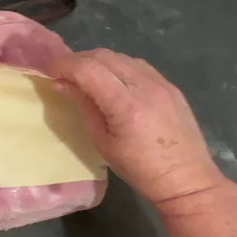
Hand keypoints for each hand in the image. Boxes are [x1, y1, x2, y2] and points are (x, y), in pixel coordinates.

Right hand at [50, 49, 223, 209]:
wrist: (187, 180)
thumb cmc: (139, 169)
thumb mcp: (102, 142)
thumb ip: (83, 106)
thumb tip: (61, 84)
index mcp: (126, 105)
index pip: (88, 69)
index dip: (64, 65)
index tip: (49, 71)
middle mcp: (145, 86)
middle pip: (103, 56)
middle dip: (78, 60)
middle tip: (64, 74)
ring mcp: (161, 83)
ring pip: (121, 56)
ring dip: (98, 61)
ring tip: (87, 77)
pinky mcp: (170, 86)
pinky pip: (138, 65)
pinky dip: (118, 66)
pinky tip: (113, 81)